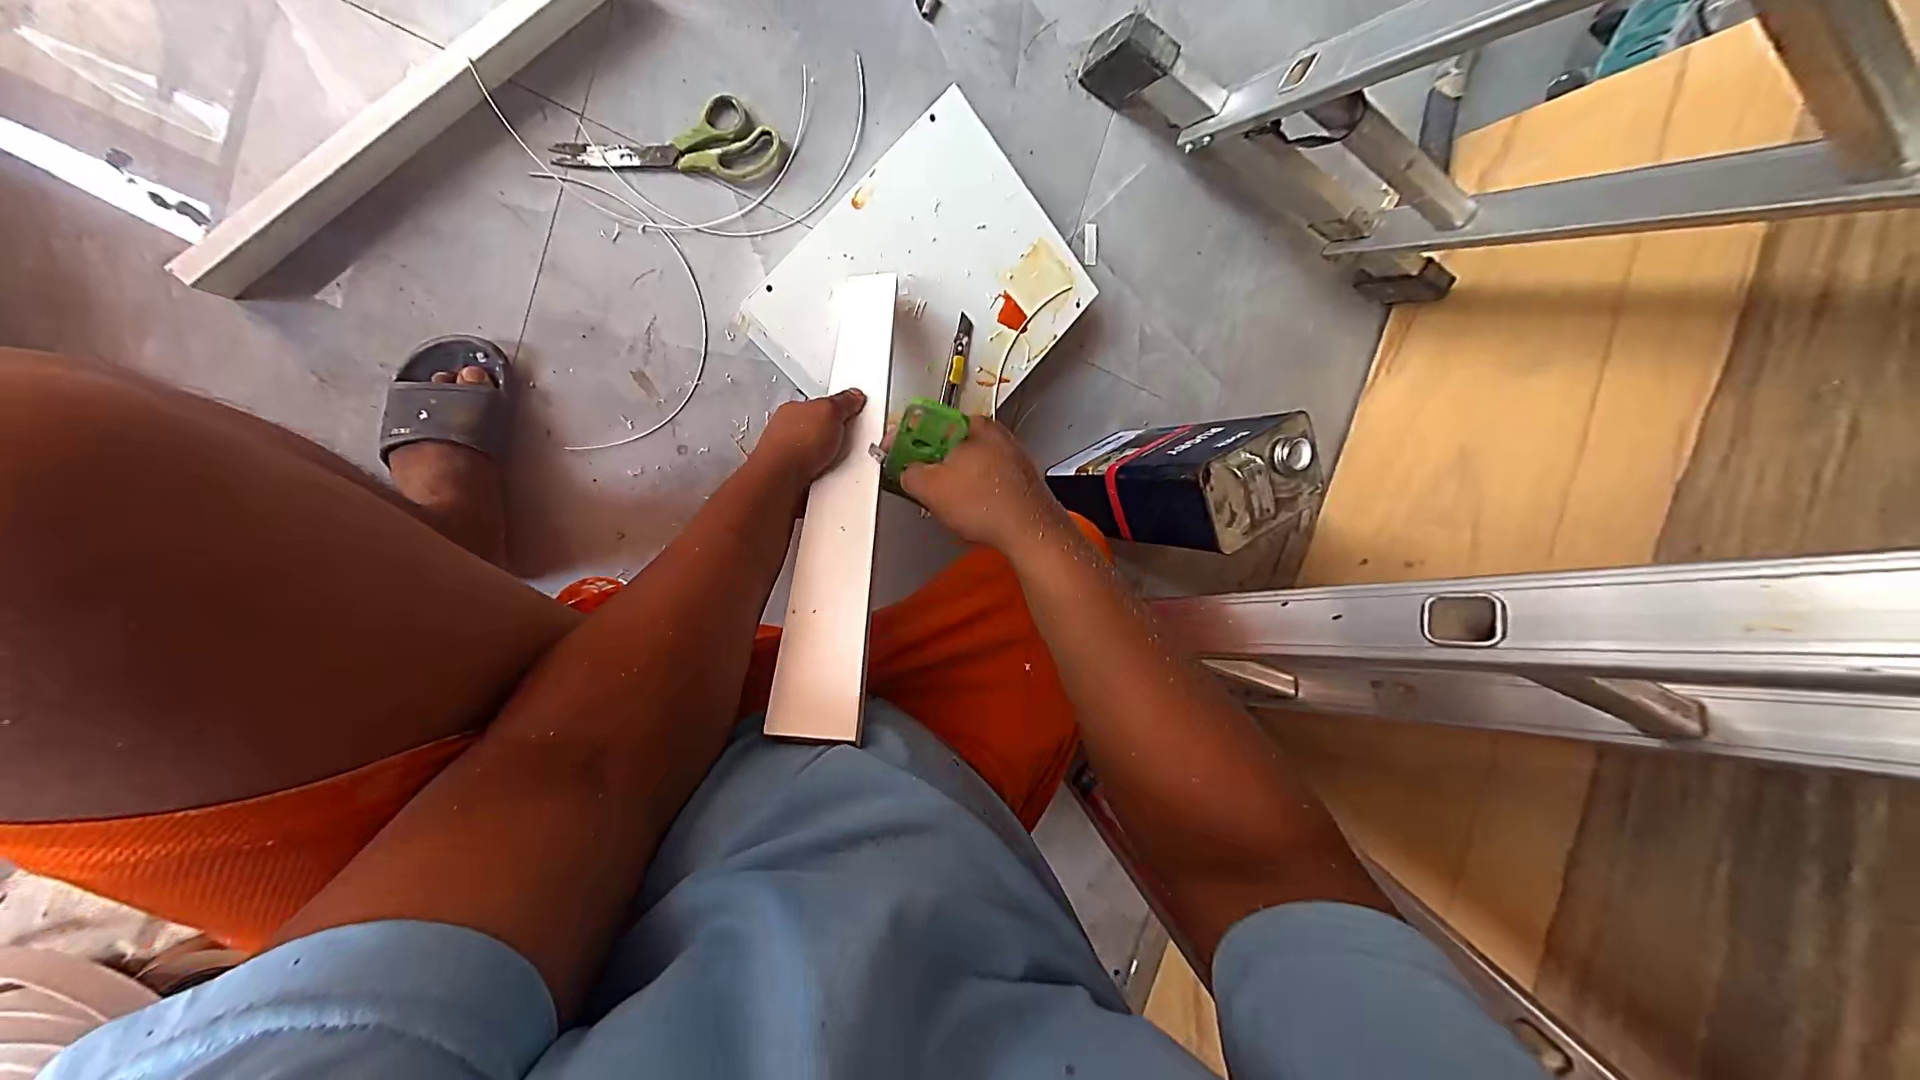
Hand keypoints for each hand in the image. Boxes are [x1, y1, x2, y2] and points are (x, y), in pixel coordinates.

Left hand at [753, 389, 866, 482]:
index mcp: (793, 411)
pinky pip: (824, 474)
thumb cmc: (794, 445)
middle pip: (824, 432)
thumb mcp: (829, 411)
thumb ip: (842, 402)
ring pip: (824, 455)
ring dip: (835, 458)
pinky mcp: (799, 480)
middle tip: (846, 440)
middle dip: (838, 437)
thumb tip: (852, 397)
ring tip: (836, 460)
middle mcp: (790, 433)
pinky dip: (830, 475)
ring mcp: (793, 458)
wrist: (782, 481)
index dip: (841, 409)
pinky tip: (830, 474)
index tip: (854, 412)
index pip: (822, 406)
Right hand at [899, 416, 1071, 557]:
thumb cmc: (990, 505)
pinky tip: (972, 514)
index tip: (895, 452)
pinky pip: (986, 484)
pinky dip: (975, 497)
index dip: (905, 438)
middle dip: (932, 466)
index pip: (929, 421)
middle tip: (922, 485)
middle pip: (950, 445)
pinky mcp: (1019, 482)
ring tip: (949, 506)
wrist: (1031, 533)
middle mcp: (997, 436)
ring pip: (968, 466)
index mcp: (973, 425)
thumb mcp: (929, 488)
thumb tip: (907, 472)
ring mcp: (1011, 458)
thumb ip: (909, 473)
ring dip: (954, 484)